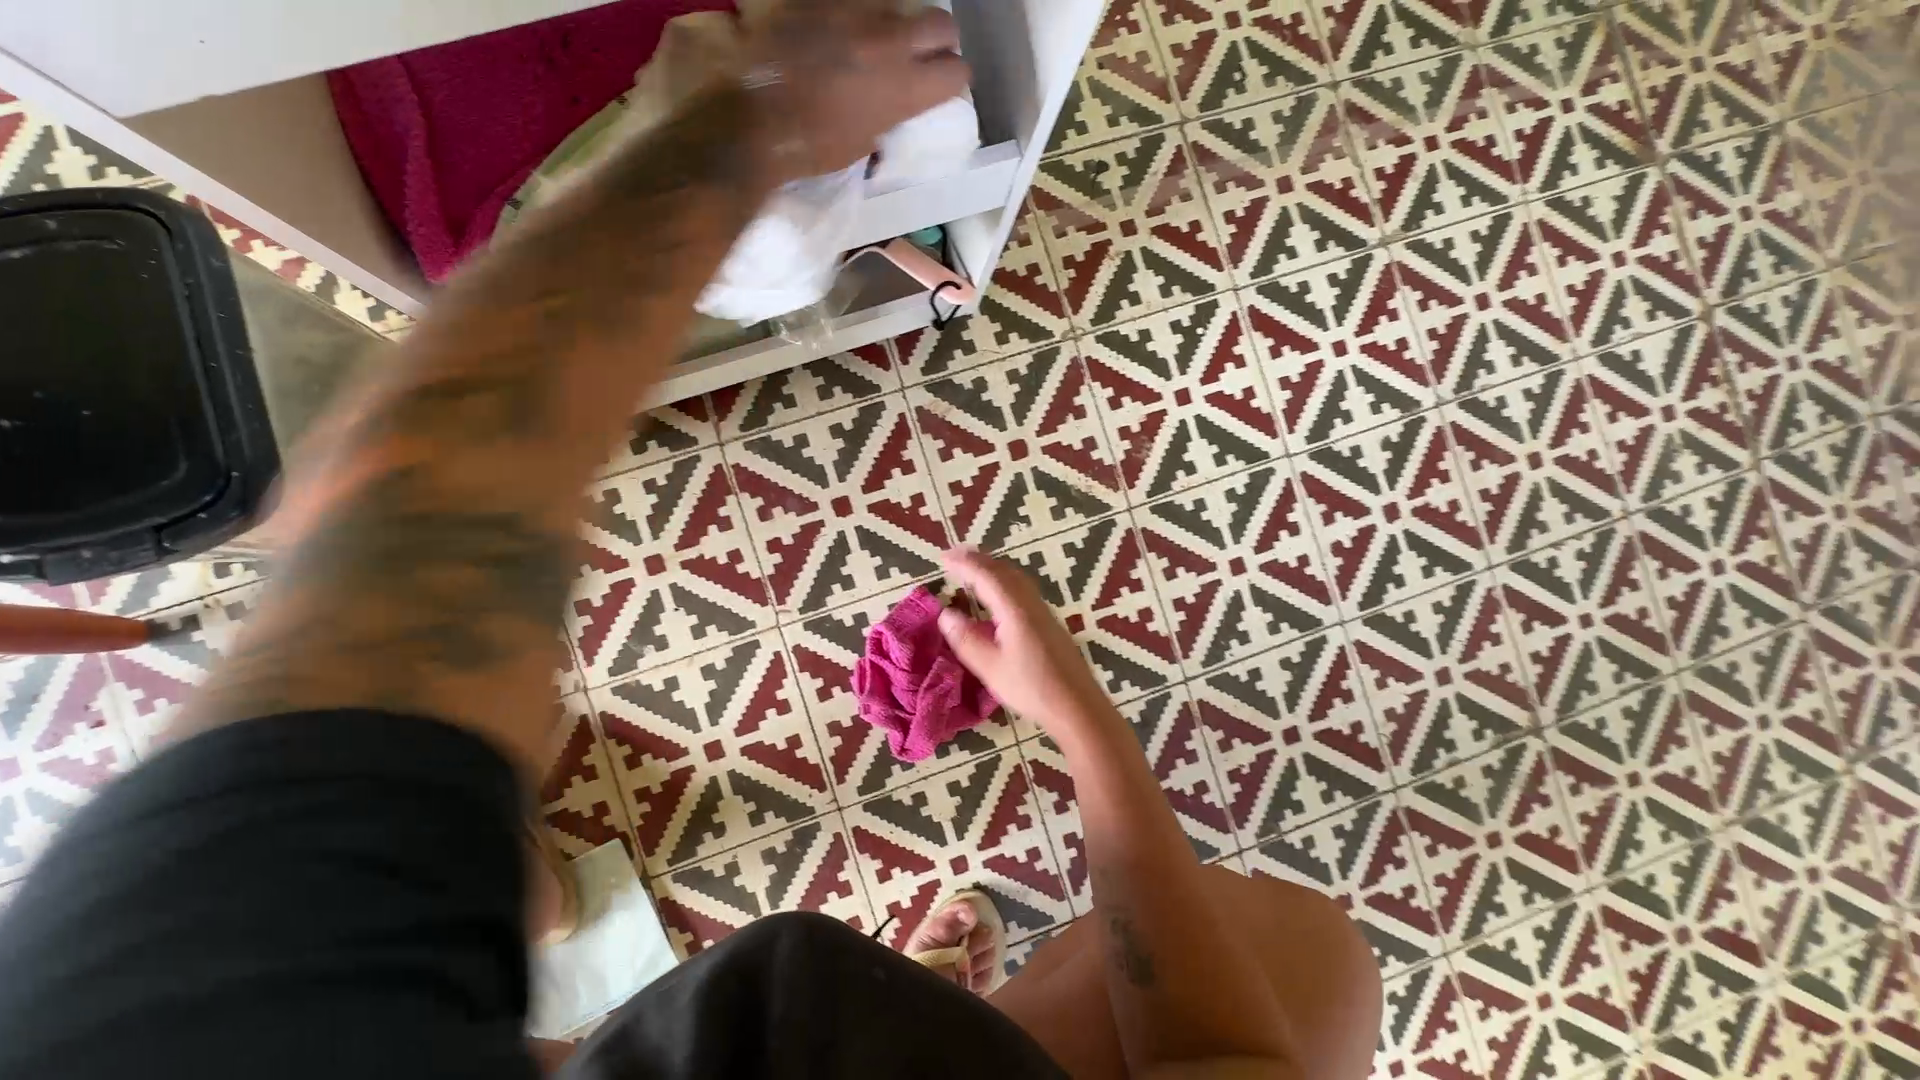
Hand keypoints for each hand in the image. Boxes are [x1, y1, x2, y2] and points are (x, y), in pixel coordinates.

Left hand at [744, 0, 972, 183]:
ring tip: (882, 43)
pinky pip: (854, 3)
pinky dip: (857, 19)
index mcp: (903, 88)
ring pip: (898, 5)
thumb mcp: (864, 143)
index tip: (945, 86)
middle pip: (941, 23)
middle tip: (928, 54)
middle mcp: (888, 43)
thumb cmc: (809, 148)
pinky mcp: (822, 3)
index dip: (955, 80)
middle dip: (941, 40)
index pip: (957, 72)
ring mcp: (854, 14)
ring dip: (898, 25)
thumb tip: (896, 101)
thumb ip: (889, 112)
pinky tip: (845, 36)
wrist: (753, 121)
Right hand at [938, 547, 1125, 745]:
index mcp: (1015, 609)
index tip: (944, 557)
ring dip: (994, 570)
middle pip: (1004, 571)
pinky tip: (1000, 598)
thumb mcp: (990, 667)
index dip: (964, 564)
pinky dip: (1006, 583)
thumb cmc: (1032, 688)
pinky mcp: (1051, 624)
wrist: (1077, 706)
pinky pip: (1024, 591)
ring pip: (1017, 580)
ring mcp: (1044, 613)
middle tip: (956, 556)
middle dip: (979, 560)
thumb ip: (966, 639)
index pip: (987, 576)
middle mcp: (1032, 604)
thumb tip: (945, 614)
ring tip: (975, 571)